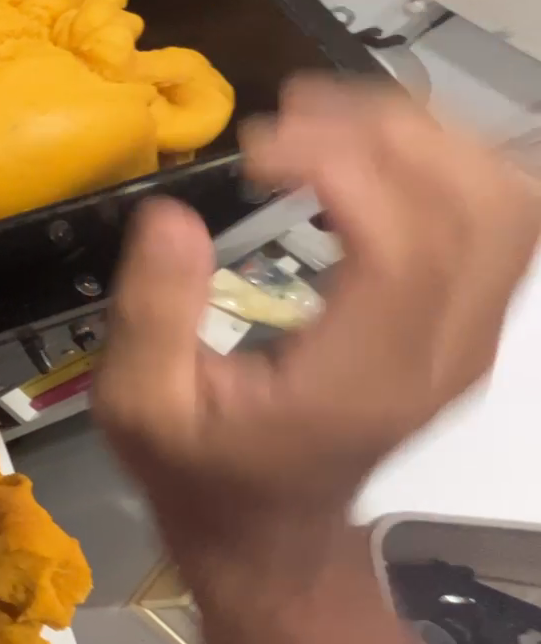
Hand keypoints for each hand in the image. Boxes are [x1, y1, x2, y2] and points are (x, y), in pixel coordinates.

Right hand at [95, 77, 540, 585]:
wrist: (261, 530)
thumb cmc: (192, 469)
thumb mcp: (139, 403)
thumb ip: (154, 312)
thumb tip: (170, 215)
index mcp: (364, 372)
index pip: (405, 238)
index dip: (342, 166)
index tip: (252, 148)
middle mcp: (444, 349)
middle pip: (483, 205)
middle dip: (392, 134)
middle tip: (290, 114)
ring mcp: (467, 339)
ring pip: (508, 205)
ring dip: (426, 142)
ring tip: (328, 119)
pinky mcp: (460, 329)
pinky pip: (494, 226)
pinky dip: (441, 170)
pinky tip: (369, 157)